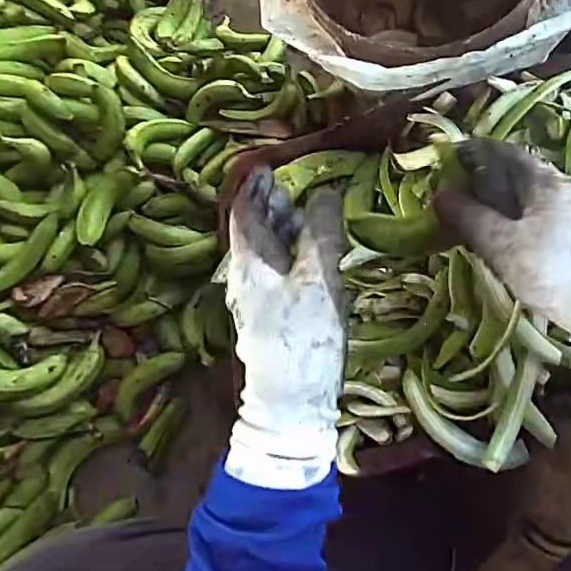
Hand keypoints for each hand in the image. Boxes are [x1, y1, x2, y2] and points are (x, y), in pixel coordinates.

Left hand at [224, 168, 345, 489]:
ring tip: (303, 206)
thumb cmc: (301, 339)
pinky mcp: (278, 313)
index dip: (254, 187)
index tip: (266, 166)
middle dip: (270, 203)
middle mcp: (248, 277)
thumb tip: (327, 192)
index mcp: (248, 264)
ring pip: (269, 250)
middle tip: (290, 181)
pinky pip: (282, 269)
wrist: (292, 404)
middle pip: (255, 230)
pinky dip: (295, 249)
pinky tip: (313, 248)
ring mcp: (261, 297)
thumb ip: (321, 234)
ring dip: (283, 225)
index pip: (244, 213)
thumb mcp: (316, 280)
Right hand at [433, 140, 570, 389]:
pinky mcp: (558, 230)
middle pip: (507, 170)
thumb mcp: (500, 244)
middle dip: (474, 177)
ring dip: (485, 198)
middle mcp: (553, 186)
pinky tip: (482, 231)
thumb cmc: (547, 270)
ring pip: (513, 193)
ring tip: (457, 212)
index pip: (500, 150)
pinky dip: (499, 215)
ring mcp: (558, 208)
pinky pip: (522, 212)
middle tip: (444, 189)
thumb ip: (467, 216)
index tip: (442, 161)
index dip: (469, 151)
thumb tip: (437, 195)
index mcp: (542, 180)